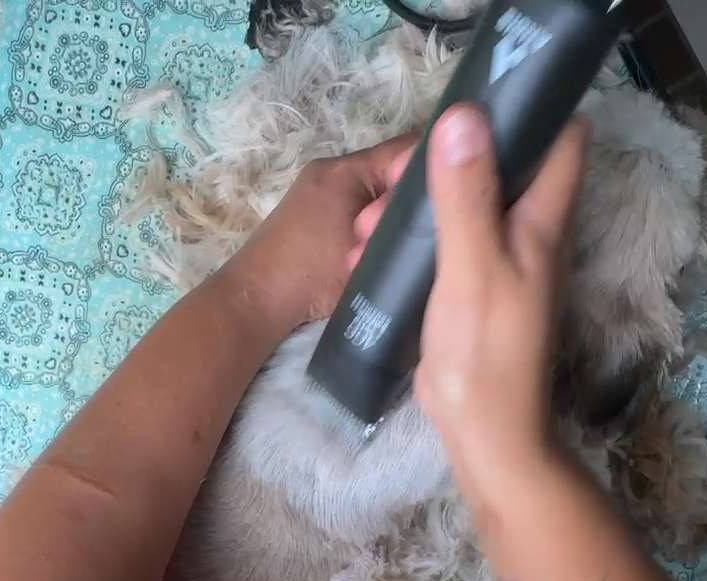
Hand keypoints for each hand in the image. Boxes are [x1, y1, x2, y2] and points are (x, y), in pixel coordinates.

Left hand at [215, 133, 417, 331]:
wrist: (254, 302)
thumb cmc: (309, 275)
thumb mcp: (366, 252)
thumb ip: (401, 225)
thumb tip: (437, 208)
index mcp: (346, 170)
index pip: (409, 151)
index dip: (435, 175)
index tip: (452, 204)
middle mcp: (331, 172)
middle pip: (390, 175)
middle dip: (408, 202)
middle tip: (422, 236)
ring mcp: (317, 194)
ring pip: (371, 196)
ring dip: (386, 220)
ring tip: (397, 250)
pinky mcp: (309, 217)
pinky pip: (352, 211)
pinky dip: (367, 229)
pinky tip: (374, 254)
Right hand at [394, 104, 587, 482]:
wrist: (483, 431)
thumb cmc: (484, 352)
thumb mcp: (472, 268)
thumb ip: (467, 197)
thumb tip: (464, 116)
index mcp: (542, 223)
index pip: (560, 140)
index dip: (526, 112)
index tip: (470, 112)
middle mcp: (526, 239)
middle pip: (497, 172)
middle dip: (446, 163)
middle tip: (393, 180)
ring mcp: (496, 268)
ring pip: (460, 213)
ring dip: (416, 210)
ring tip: (367, 228)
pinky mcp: (468, 296)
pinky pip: (441, 252)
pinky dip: (410, 246)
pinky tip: (372, 257)